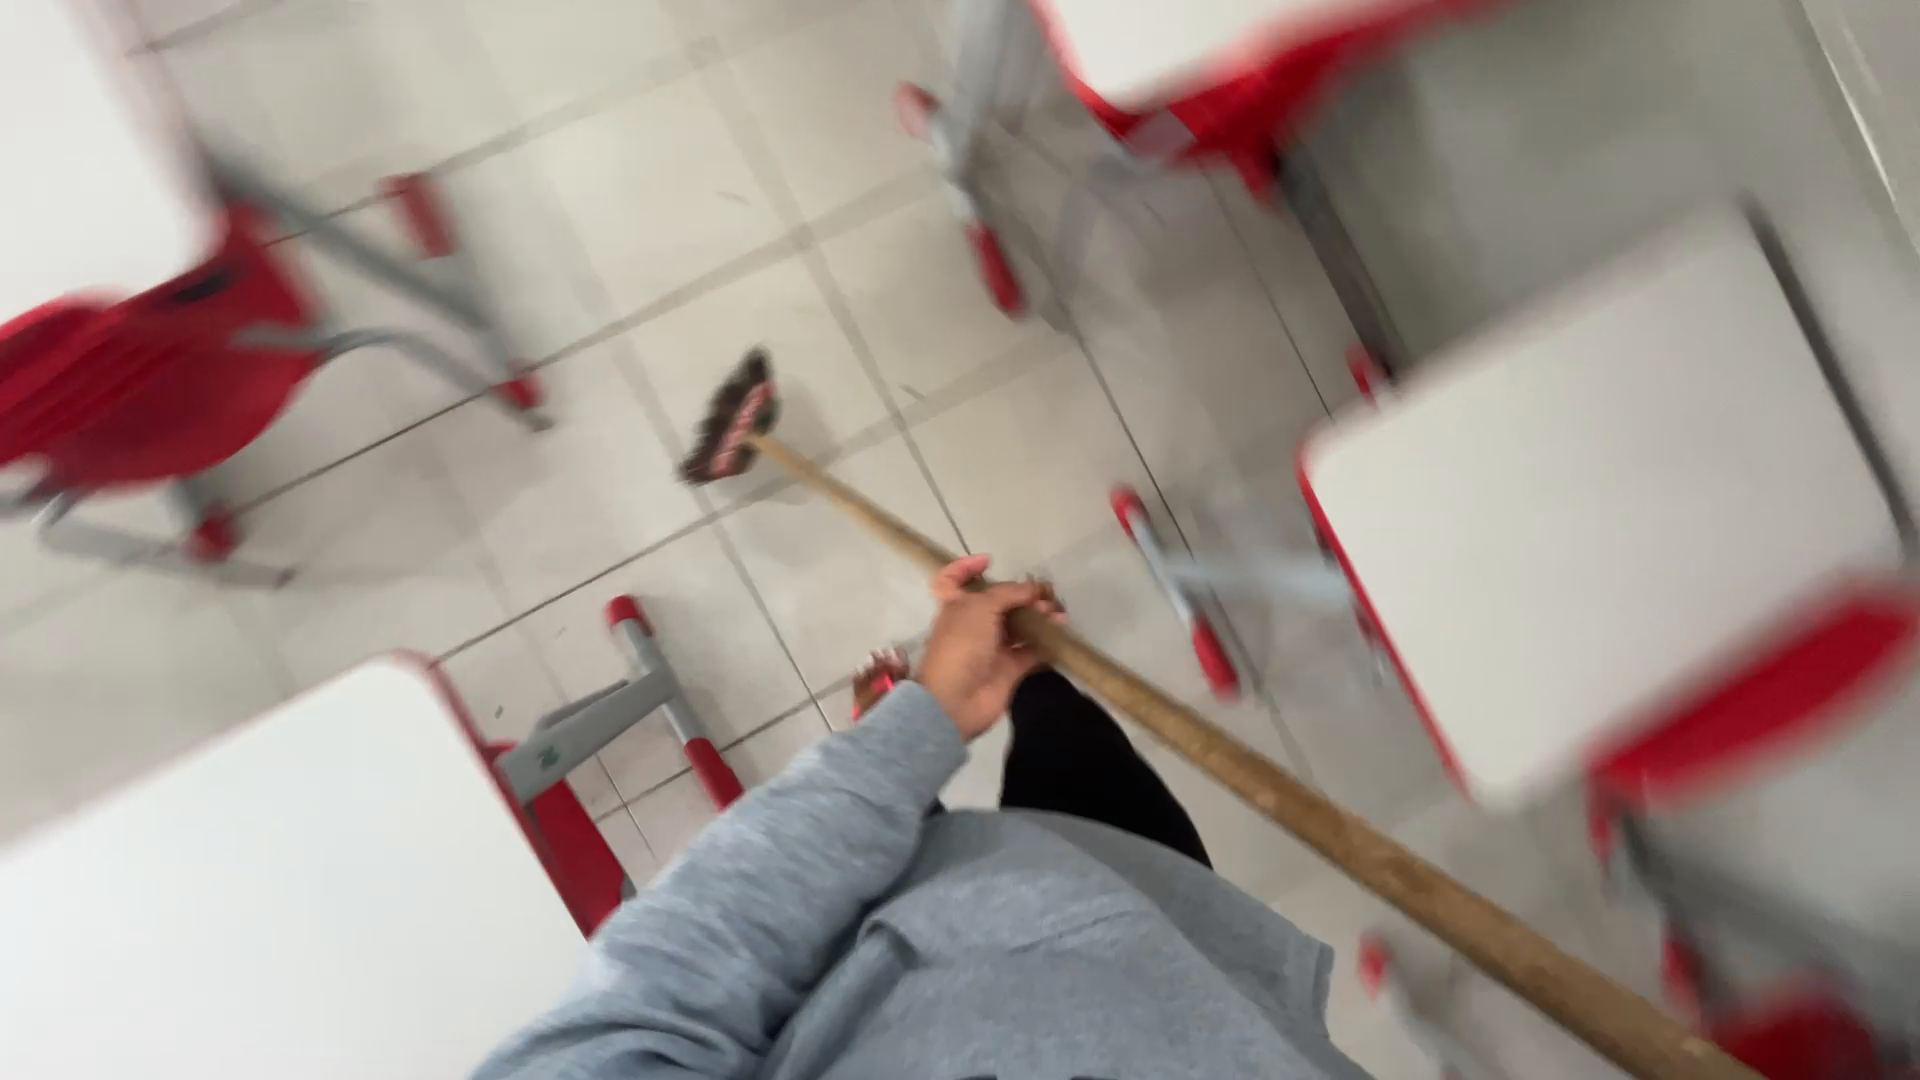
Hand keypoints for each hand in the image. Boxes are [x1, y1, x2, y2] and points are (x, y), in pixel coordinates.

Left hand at [917, 555, 1064, 740]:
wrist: (955, 700)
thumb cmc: (961, 645)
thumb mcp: (979, 608)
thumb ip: (1007, 593)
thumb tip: (1032, 590)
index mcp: (956, 605)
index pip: (952, 580)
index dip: (966, 567)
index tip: (990, 560)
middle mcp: (973, 623)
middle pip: (998, 602)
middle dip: (1021, 594)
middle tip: (1045, 592)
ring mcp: (992, 647)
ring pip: (1018, 624)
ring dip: (1038, 615)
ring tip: (1057, 612)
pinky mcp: (1010, 668)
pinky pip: (1031, 650)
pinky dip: (1046, 641)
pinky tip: (1060, 632)